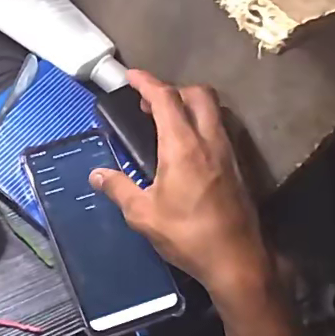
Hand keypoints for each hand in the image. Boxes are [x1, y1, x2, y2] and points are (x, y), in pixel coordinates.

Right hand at [90, 70, 268, 299]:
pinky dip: (202, 124)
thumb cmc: (187, 235)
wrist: (237, 259)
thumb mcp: (143, 214)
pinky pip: (220, 129)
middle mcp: (209, 140)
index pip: (166, 99)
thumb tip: (97, 175)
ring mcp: (228, 152)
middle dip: (172, 89)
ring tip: (167, 123)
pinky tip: (188, 148)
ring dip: (189, 105)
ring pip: (213, 110)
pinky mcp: (238, 166)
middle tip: (150, 104)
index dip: (147, 82)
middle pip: (197, 94)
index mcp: (182, 146)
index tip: (132, 76)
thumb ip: (119, 188)